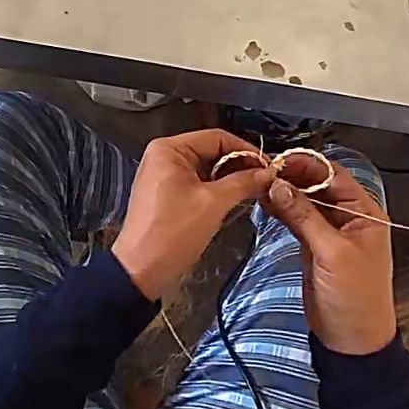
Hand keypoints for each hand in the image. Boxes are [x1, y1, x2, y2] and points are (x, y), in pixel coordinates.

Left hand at [113, 130, 275, 299]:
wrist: (141, 271)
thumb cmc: (170, 234)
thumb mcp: (213, 203)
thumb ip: (243, 182)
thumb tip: (266, 173)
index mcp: (169, 150)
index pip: (217, 137)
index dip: (245, 150)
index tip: (267, 165)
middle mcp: (164, 157)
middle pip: (212, 151)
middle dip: (239, 166)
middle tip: (264, 179)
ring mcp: (164, 176)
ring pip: (207, 169)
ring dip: (230, 179)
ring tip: (254, 190)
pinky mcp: (167, 195)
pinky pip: (198, 184)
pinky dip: (217, 190)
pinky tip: (235, 200)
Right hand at [262, 154, 395, 354]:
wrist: (351, 342)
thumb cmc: (354, 296)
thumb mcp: (332, 253)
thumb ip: (305, 216)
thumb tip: (278, 184)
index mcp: (364, 212)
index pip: (334, 176)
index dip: (307, 165)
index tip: (279, 160)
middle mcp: (348, 216)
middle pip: (317, 186)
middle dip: (292, 176)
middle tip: (263, 170)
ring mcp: (329, 231)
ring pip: (304, 201)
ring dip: (283, 192)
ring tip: (258, 183)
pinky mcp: (313, 245)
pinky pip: (296, 219)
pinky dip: (281, 210)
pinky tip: (264, 202)